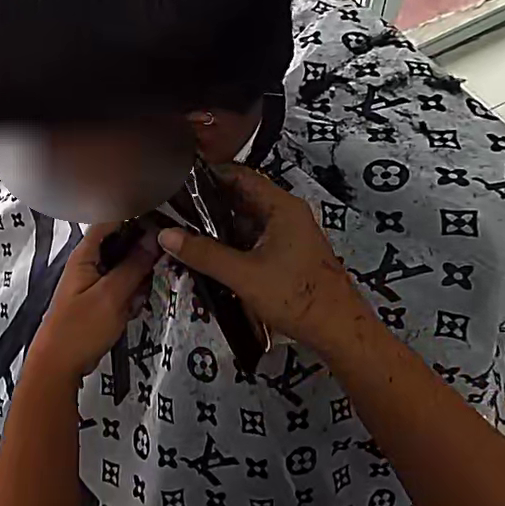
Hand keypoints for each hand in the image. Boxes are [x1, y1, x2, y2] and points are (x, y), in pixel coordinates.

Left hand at [25, 223, 160, 380]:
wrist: (59, 366)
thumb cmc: (79, 329)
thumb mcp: (111, 295)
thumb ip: (134, 265)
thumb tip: (154, 237)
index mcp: (85, 254)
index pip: (111, 221)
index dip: (135, 218)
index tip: (161, 226)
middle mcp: (89, 263)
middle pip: (122, 245)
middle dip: (141, 257)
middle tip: (151, 273)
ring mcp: (94, 281)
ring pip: (126, 268)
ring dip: (137, 281)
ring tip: (136, 299)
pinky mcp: (100, 298)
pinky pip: (123, 288)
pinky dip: (131, 297)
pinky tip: (131, 310)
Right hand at [156, 165, 373, 353]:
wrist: (338, 329)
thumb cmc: (296, 296)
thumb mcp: (243, 275)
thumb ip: (203, 254)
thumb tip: (166, 235)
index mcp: (282, 207)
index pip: (241, 176)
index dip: (210, 175)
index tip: (180, 182)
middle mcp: (288, 214)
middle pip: (243, 199)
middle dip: (211, 206)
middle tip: (177, 213)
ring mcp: (291, 235)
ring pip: (249, 222)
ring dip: (222, 229)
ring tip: (188, 236)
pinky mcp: (290, 254)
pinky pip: (256, 240)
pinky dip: (236, 246)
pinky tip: (214, 259)